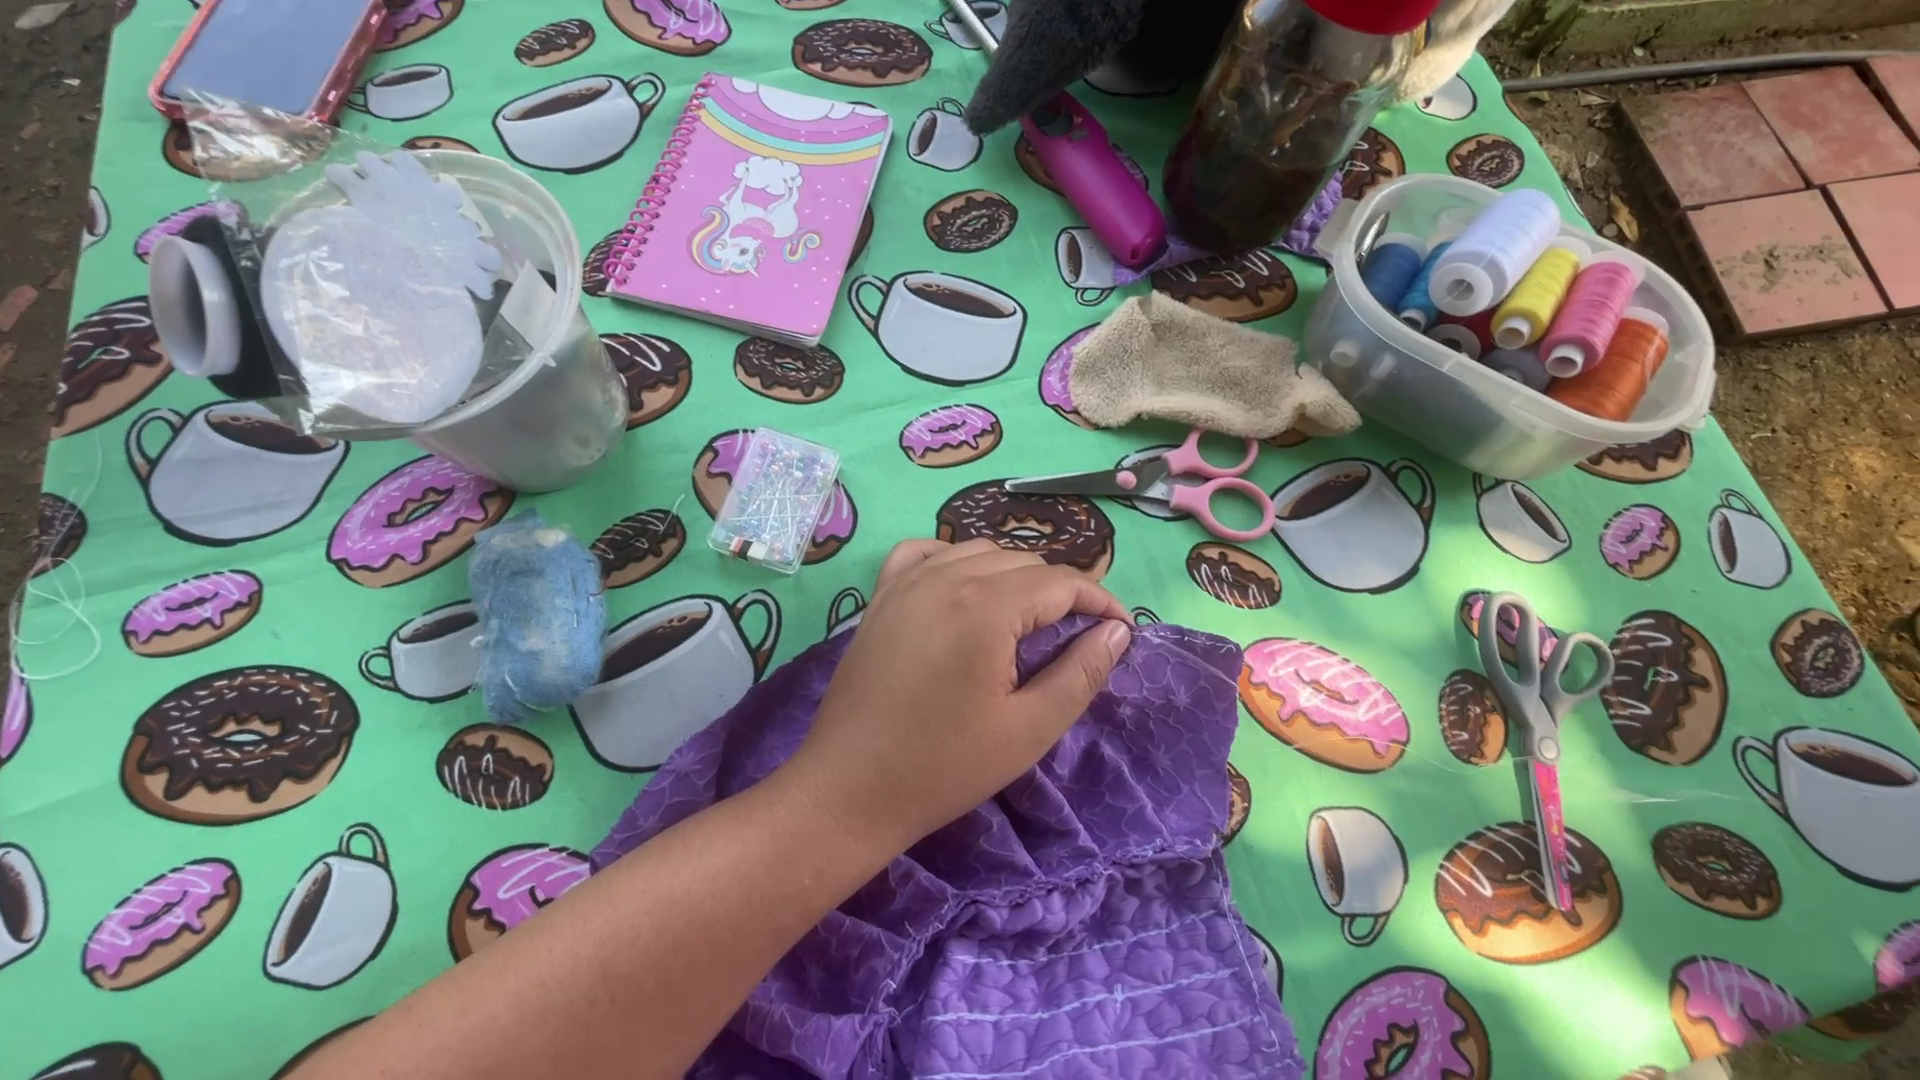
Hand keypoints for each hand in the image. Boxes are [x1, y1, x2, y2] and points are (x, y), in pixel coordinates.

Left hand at [780, 539, 1132, 854]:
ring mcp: (905, 583)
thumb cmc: (944, 767)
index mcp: (985, 608)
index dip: (1100, 600)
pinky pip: (925, 553)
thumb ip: (1080, 674)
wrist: (850, 789)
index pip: (1061, 581)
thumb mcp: (1028, 730)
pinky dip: (955, 560)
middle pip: (1023, 562)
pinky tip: (964, 588)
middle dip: (1061, 591)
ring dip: (1013, 576)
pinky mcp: (879, 598)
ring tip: (1028, 619)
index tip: (1120, 629)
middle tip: (1077, 636)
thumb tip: (1118, 631)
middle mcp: (945, 578)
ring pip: (978, 551)